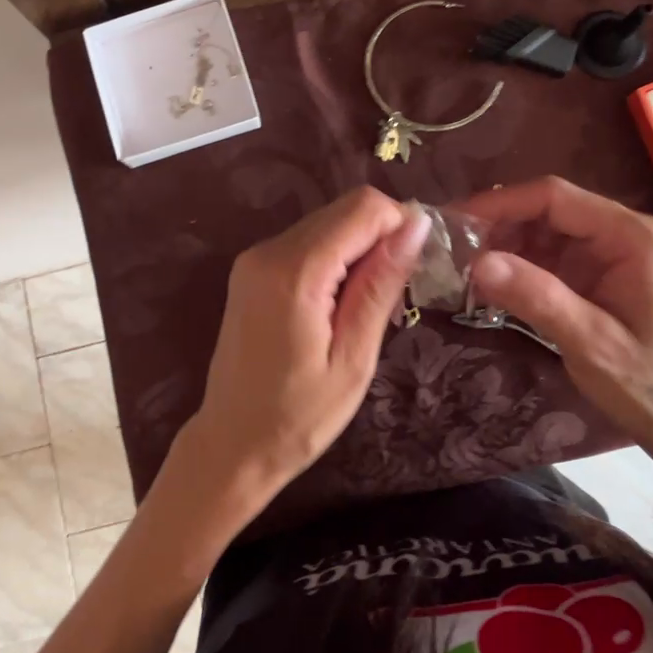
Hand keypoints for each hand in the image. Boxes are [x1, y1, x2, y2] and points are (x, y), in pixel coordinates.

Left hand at [183, 187, 429, 501]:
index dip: (400, 224)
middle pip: (343, 208)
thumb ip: (382, 284)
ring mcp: (254, 258)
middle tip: (399, 290)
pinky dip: (335, 258)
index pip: (363, 208)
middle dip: (381, 235)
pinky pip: (307, 242)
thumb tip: (417, 226)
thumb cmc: (299, 416)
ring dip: (359, 248)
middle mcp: (268, 251)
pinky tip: (341, 304)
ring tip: (369, 305)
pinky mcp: (251, 270)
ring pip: (326, 221)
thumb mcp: (354, 357)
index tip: (419, 265)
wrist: (232, 444)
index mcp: (294, 272)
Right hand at [455, 178, 652, 506]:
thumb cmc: (650, 388)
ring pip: (548, 232)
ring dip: (506, 246)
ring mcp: (616, 256)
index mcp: (634, 238)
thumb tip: (477, 262)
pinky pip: (556, 258)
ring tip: (462, 266)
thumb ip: (537, 298)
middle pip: (550, 210)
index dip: (500, 204)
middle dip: (499, 225)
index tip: (453, 222)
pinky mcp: (605, 278)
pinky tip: (491, 284)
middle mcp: (627, 235)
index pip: (556, 198)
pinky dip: (522, 267)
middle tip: (450, 248)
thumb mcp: (591, 343)